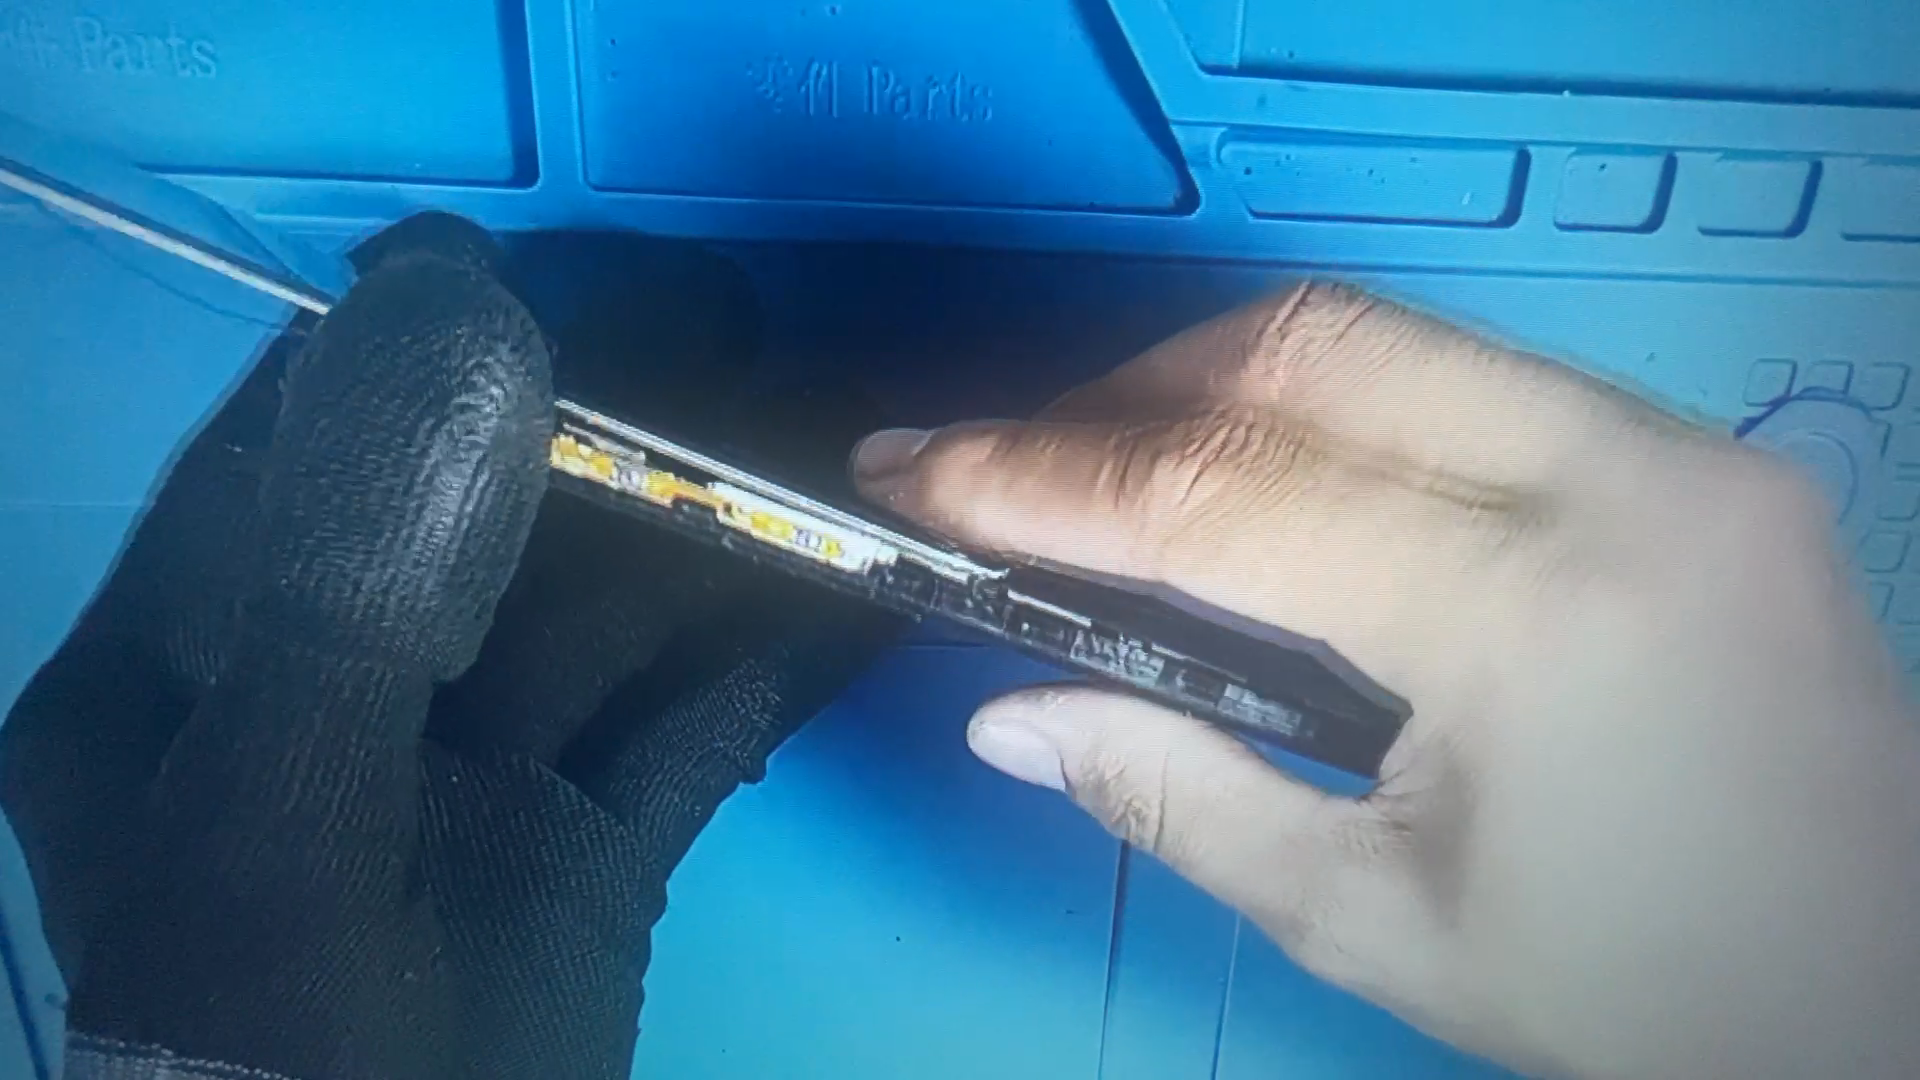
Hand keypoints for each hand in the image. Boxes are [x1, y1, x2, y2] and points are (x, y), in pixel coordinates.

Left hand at [1, 216, 897, 1079]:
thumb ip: (366, 581)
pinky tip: (863, 612)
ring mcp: (507, 751)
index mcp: (217, 663)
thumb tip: (462, 329)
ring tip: (835, 474)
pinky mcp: (610, 811)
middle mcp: (373, 683)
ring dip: (742, 549)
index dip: (428, 347)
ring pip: (641, 613)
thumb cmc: (291, 1053)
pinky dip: (788, 663)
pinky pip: (708, 710)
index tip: (543, 270)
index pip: (325, 442)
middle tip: (741, 340)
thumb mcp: (294, 818)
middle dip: (635, 441)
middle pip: (522, 523)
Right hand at [851, 283, 1919, 1079]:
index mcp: (1530, 613)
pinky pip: (1403, 363)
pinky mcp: (1653, 438)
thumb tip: (1001, 716)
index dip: (1032, 476)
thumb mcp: (1366, 920)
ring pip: (1339, 332)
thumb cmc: (1638, 992)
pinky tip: (1210, 461)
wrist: (1906, 1003)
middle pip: (1276, 360)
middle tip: (989, 467)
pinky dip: (1266, 393)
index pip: (1212, 498)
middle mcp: (1603, 471)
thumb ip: (1166, 793)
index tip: (914, 470)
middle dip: (1094, 404)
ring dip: (1173, 382)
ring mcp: (1646, 434)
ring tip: (1080, 464)